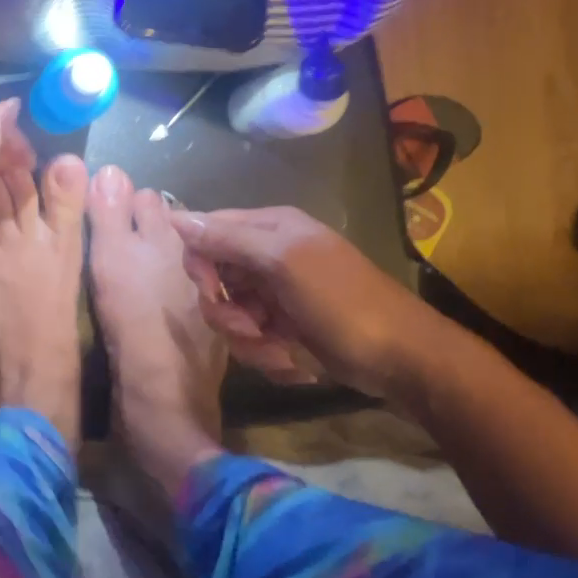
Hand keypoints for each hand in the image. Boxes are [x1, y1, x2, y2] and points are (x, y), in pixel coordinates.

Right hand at [173, 206, 461, 401]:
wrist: (402, 360)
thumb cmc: (343, 302)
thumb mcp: (283, 262)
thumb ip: (228, 239)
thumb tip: (175, 217)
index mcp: (269, 227)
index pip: (207, 232)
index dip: (199, 262)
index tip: (209, 290)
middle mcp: (268, 255)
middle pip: (213, 277)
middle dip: (224, 309)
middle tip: (249, 326)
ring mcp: (275, 293)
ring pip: (228, 312)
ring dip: (245, 337)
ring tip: (275, 349)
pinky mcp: (282, 327)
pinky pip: (248, 336)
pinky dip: (262, 352)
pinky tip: (288, 360)